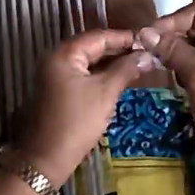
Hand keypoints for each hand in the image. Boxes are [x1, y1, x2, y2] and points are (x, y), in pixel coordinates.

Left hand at [11, 29, 154, 182]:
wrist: (46, 158)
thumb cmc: (77, 122)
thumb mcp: (105, 93)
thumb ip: (126, 69)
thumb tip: (147, 55)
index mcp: (64, 54)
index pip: (98, 36)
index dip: (124, 38)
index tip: (149, 41)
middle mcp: (56, 59)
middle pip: (92, 47)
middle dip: (119, 50)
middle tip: (147, 54)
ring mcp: (55, 75)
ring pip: (88, 62)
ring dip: (112, 63)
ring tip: (138, 65)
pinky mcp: (57, 90)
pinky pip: (83, 75)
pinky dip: (101, 75)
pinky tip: (120, 79)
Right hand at [138, 4, 194, 144]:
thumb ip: (169, 47)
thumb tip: (143, 31)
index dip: (172, 20)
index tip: (148, 36)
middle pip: (194, 27)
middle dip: (171, 37)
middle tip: (147, 51)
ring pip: (190, 45)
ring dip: (173, 53)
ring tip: (159, 64)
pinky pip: (193, 62)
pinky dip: (180, 66)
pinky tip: (175, 79)